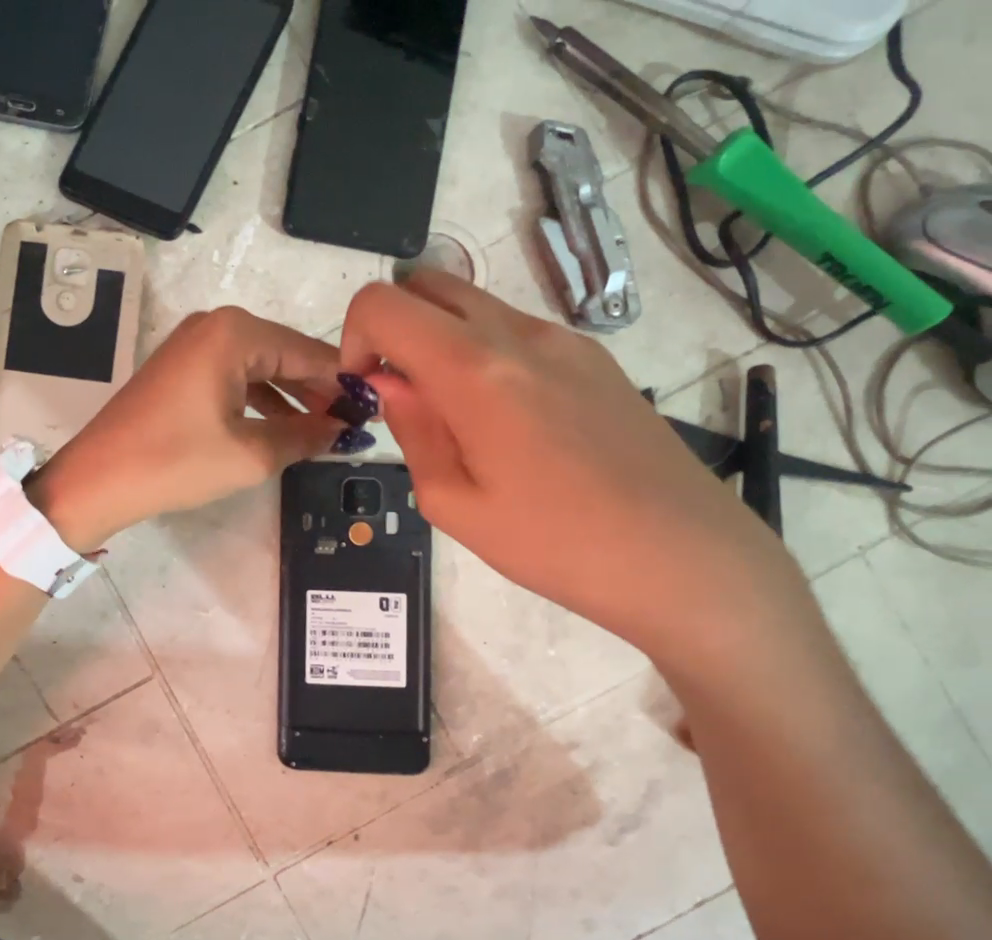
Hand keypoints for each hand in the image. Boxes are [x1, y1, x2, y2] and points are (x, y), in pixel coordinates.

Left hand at [29, 306, 342, 549]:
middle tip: (351, 427)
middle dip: (317, 391)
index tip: (375, 412)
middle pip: (284, 355)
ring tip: (321, 433)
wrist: (96, 480)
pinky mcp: (177, 370)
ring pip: (258, 368)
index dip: (345, 385)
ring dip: (288, 399)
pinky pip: (231, 378)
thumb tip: (341, 430)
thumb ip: (303, 436)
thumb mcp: (249, 455)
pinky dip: (256, 401)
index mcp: (235, 333)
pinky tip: (278, 428)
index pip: (310, 353)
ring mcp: (191, 346)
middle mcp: (214, 326)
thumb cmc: (174, 462)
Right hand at [341, 272, 807, 656]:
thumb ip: (412, 428)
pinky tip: (503, 424)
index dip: (354, 340)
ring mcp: (565, 341)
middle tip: (400, 396)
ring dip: (439, 341)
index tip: (367, 392)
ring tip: (453, 419)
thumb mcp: (451, 502)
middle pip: (427, 284)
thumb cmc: (552, 544)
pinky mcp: (594, 358)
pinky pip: (514, 331)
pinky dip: (482, 354)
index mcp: (474, 371)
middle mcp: (519, 335)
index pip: (383, 304)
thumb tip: (388, 382)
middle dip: (393, 329)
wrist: (683, 557)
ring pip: (473, 304)